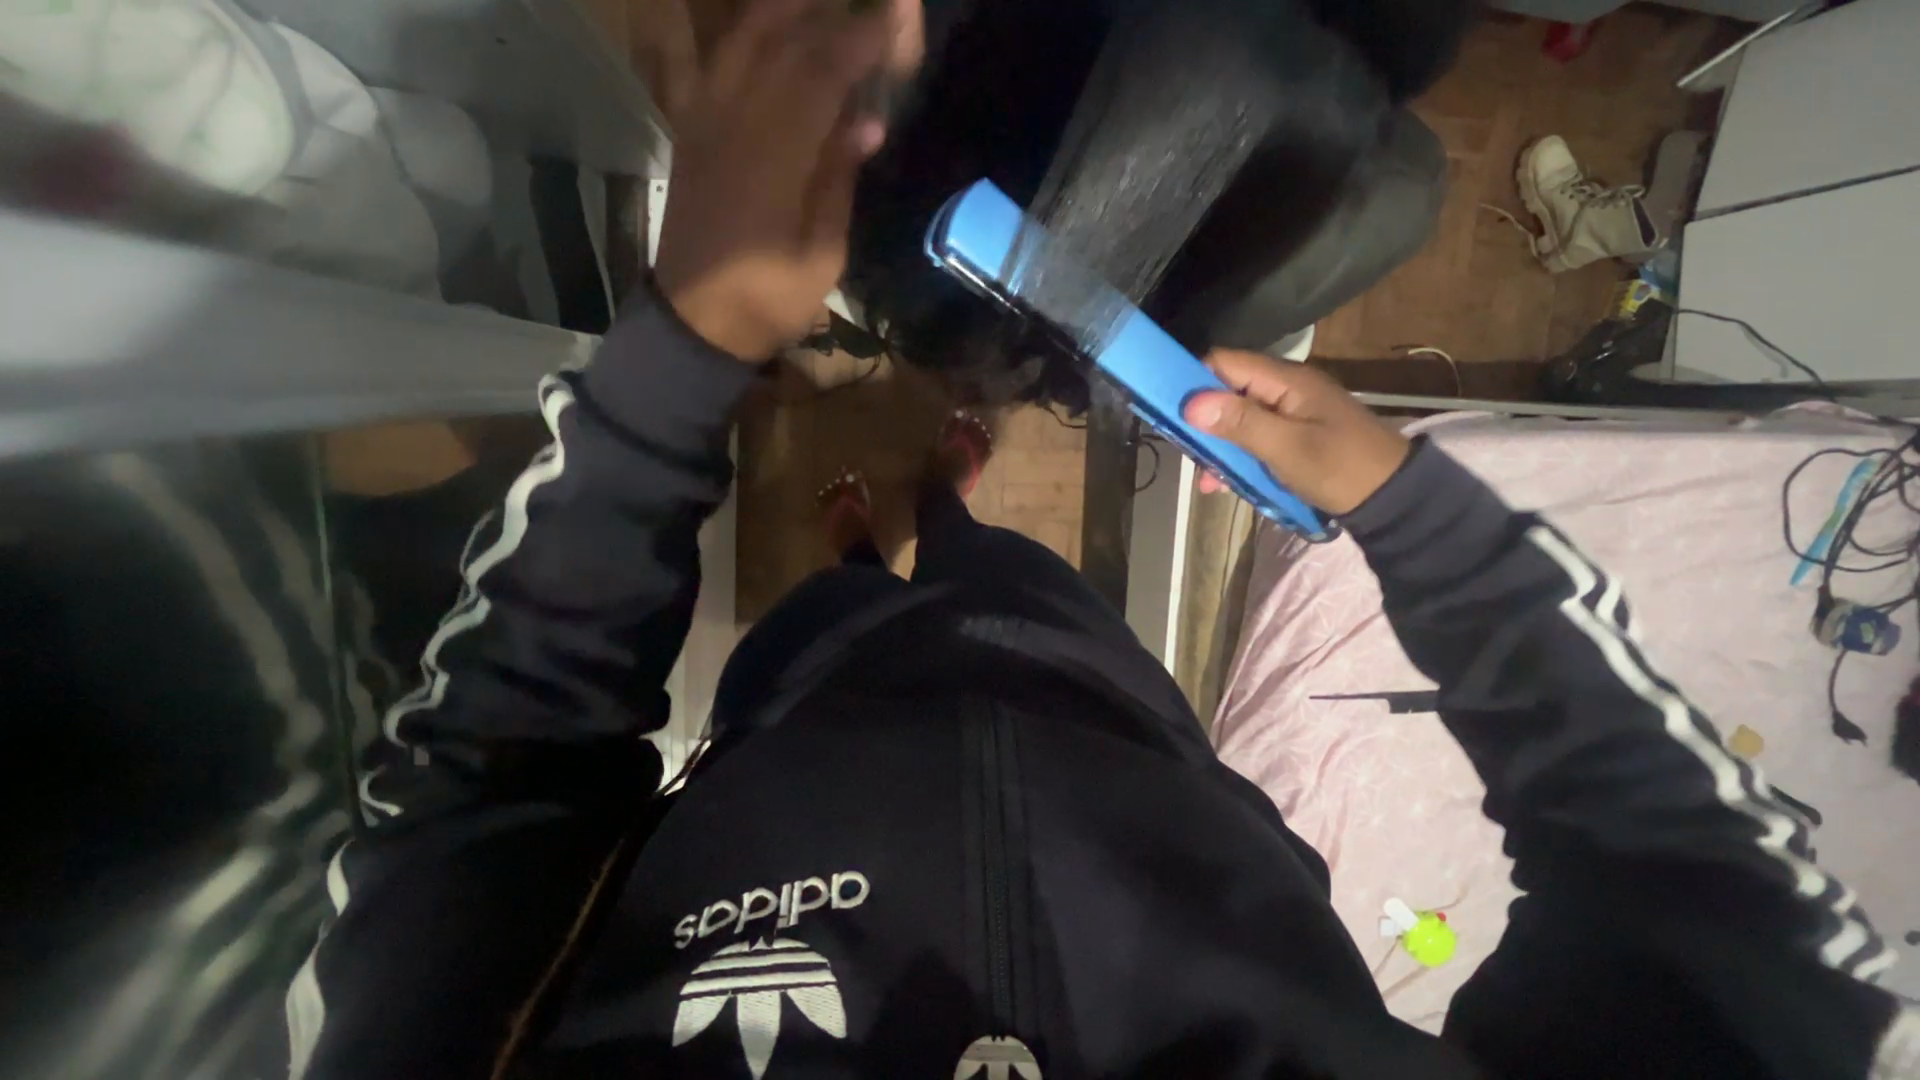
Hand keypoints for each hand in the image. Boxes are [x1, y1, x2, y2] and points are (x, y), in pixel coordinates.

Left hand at [653, 0, 920, 359]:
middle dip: (832, 15)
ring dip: (785, 10)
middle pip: (784, 44)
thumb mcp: (821, 257)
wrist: (695, 321)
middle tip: (873, 6)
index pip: (822, 76)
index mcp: (774, 160)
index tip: (901, 14)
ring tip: (821, 3)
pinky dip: (735, 37)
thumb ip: (838, 183)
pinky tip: (759, 27)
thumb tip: (867, 123)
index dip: (863, 39)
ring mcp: (704, 123)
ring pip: (742, 42)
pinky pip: (705, 63)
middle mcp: (734, 125)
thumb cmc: (769, 299)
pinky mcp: (689, 131)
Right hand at [1182, 350, 1410, 515]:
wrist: (1393, 498)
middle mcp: (1285, 388)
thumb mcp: (1287, 448)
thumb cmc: (1341, 469)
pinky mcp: (1294, 433)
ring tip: (1208, 480)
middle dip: (1202, 420)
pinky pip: (1253, 437)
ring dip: (1218, 445)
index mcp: (1286, 380)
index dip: (1194, 381)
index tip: (1169, 412)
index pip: (1224, 362)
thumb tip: (1191, 403)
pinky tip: (1225, 483)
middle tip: (1187, 452)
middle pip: (1227, 390)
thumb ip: (1240, 423)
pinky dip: (1236, 457)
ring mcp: (1290, 411)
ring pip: (1237, 417)